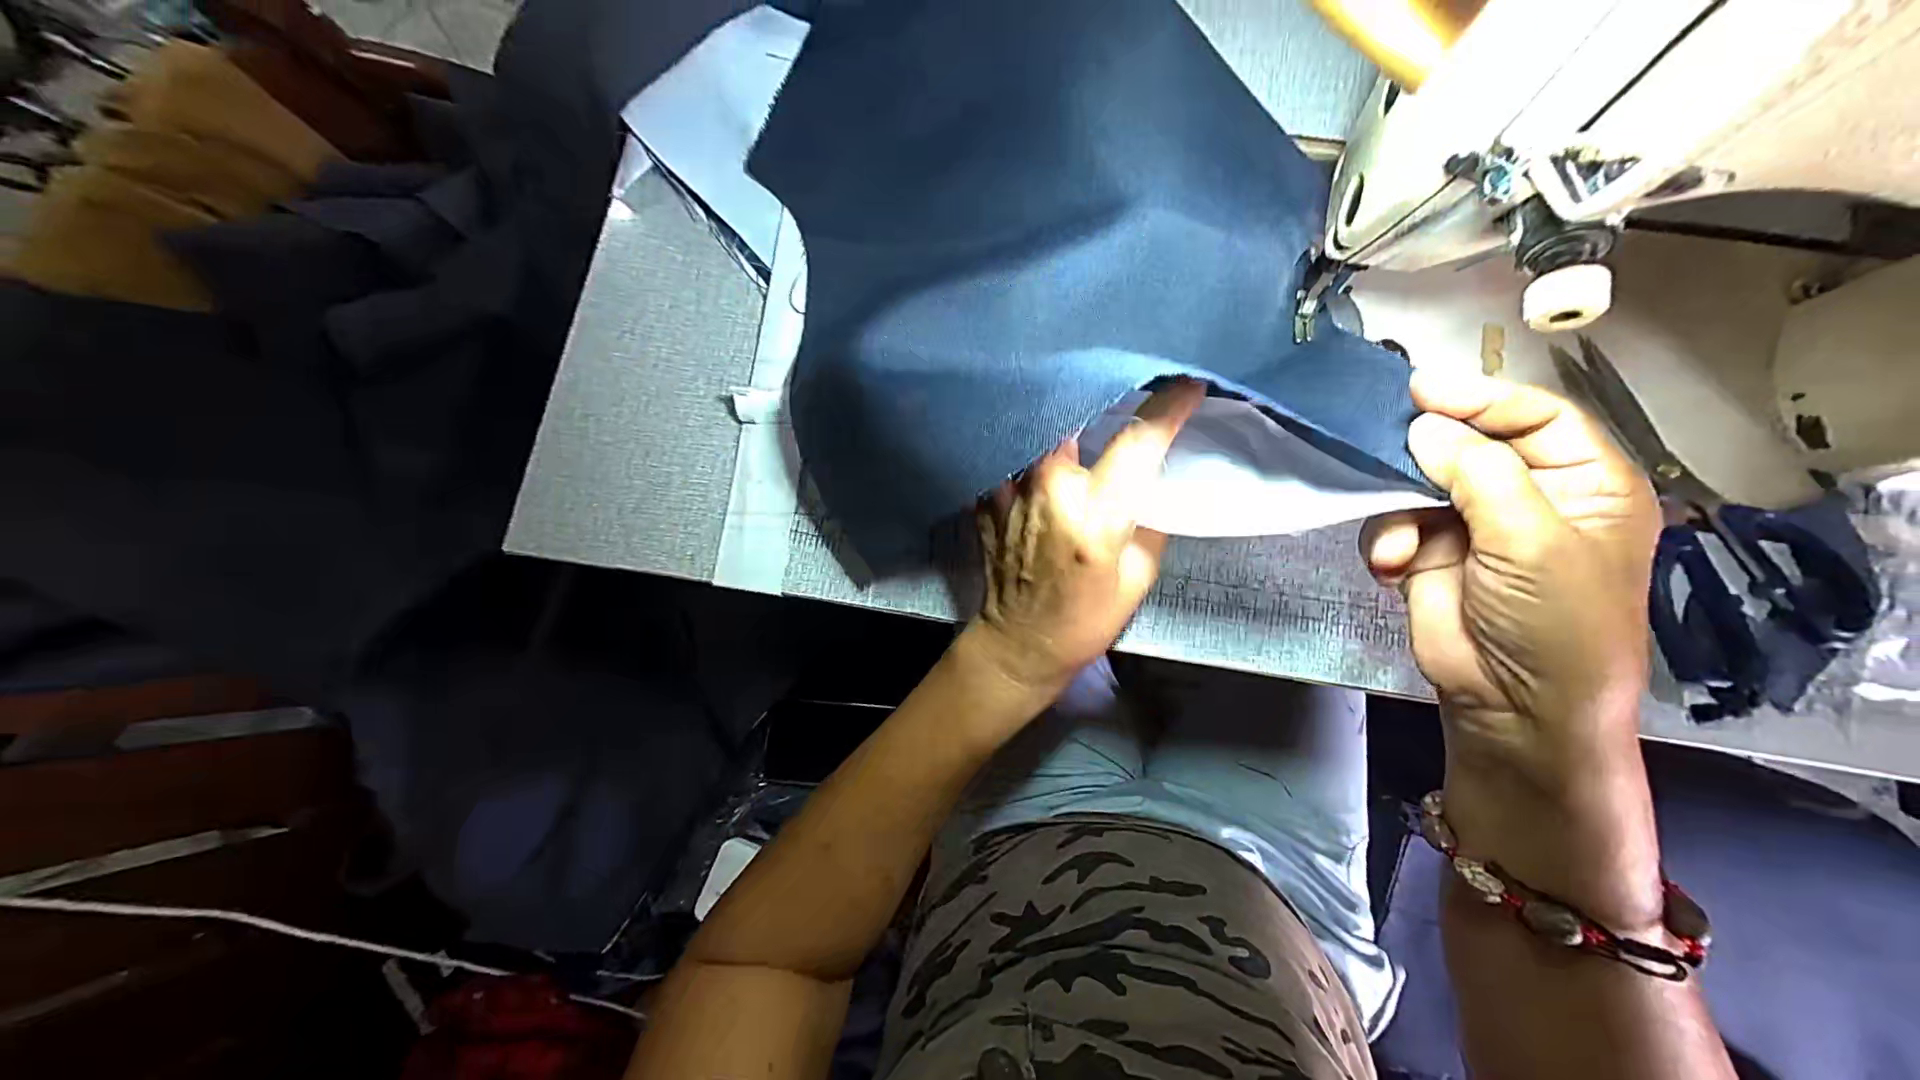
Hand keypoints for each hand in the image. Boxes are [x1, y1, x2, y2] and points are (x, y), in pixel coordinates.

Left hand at [964, 379, 1204, 694]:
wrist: (1018, 642)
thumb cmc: (1085, 618)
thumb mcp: (1138, 578)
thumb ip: (1149, 521)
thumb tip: (1153, 478)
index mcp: (1095, 515)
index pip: (1137, 442)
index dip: (1168, 408)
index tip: (1187, 386)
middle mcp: (1049, 489)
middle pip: (1079, 415)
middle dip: (1108, 395)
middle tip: (1130, 385)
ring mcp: (1010, 489)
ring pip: (1041, 426)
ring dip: (1066, 412)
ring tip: (1086, 397)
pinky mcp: (987, 495)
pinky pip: (1013, 450)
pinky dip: (1032, 439)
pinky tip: (1045, 434)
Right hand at [1361, 369, 1659, 785]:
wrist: (1512, 705)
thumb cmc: (1554, 622)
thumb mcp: (1532, 540)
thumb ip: (1481, 473)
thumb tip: (1425, 427)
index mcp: (1583, 482)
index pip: (1536, 415)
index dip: (1482, 398)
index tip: (1422, 390)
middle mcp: (1527, 495)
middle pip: (1467, 444)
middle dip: (1425, 452)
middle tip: (1384, 444)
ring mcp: (1472, 524)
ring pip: (1416, 483)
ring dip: (1399, 509)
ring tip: (1403, 545)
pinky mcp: (1427, 552)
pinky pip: (1392, 523)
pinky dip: (1386, 542)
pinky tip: (1392, 567)